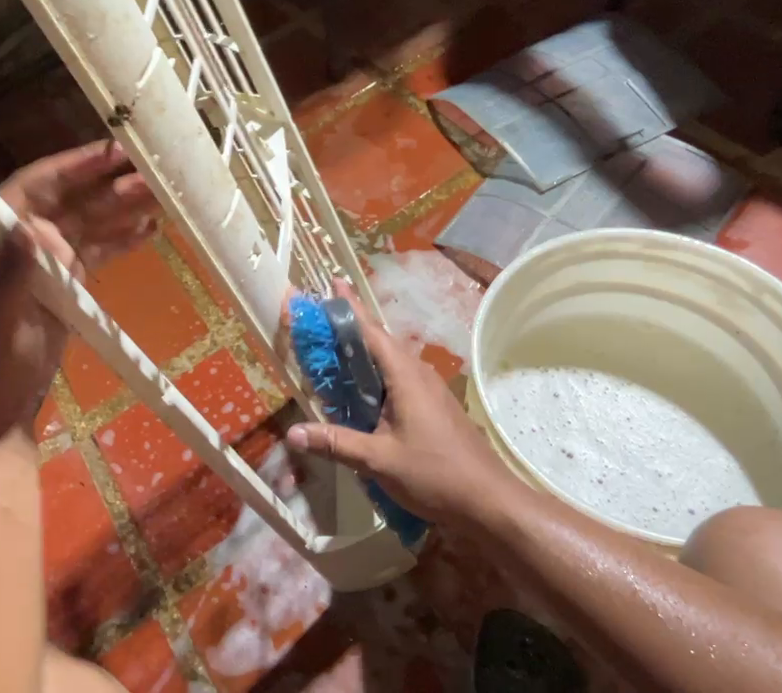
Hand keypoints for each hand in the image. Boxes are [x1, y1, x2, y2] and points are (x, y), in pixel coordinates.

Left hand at [0, 142, 157, 445]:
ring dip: (123, 208)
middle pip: (70, 201)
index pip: (33, 187)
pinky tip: (151, 227)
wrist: (2, 404)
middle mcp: (23, 239)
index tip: (108, 154)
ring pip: (90, 223)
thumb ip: (14, 270)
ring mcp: (49, 260)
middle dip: (109, 186)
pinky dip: (123, 238)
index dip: (70, 168)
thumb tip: (33, 227)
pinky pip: (99, 250)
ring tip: (162, 196)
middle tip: (150, 172)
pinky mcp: (69, 282)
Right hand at [285, 280, 518, 523]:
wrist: (488, 502)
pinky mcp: (433, 408)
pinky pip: (397, 380)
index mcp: (405, 376)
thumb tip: (293, 433)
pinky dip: (374, 377)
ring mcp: (429, 391)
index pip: (372, 331)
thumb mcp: (378, 460)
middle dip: (351, 328)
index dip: (350, 307)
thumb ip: (336, 443)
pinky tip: (360, 393)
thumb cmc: (435, 474)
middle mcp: (418, 375)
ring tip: (333, 353)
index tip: (334, 281)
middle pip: (379, 342)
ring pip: (389, 363)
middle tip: (321, 320)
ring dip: (363, 355)